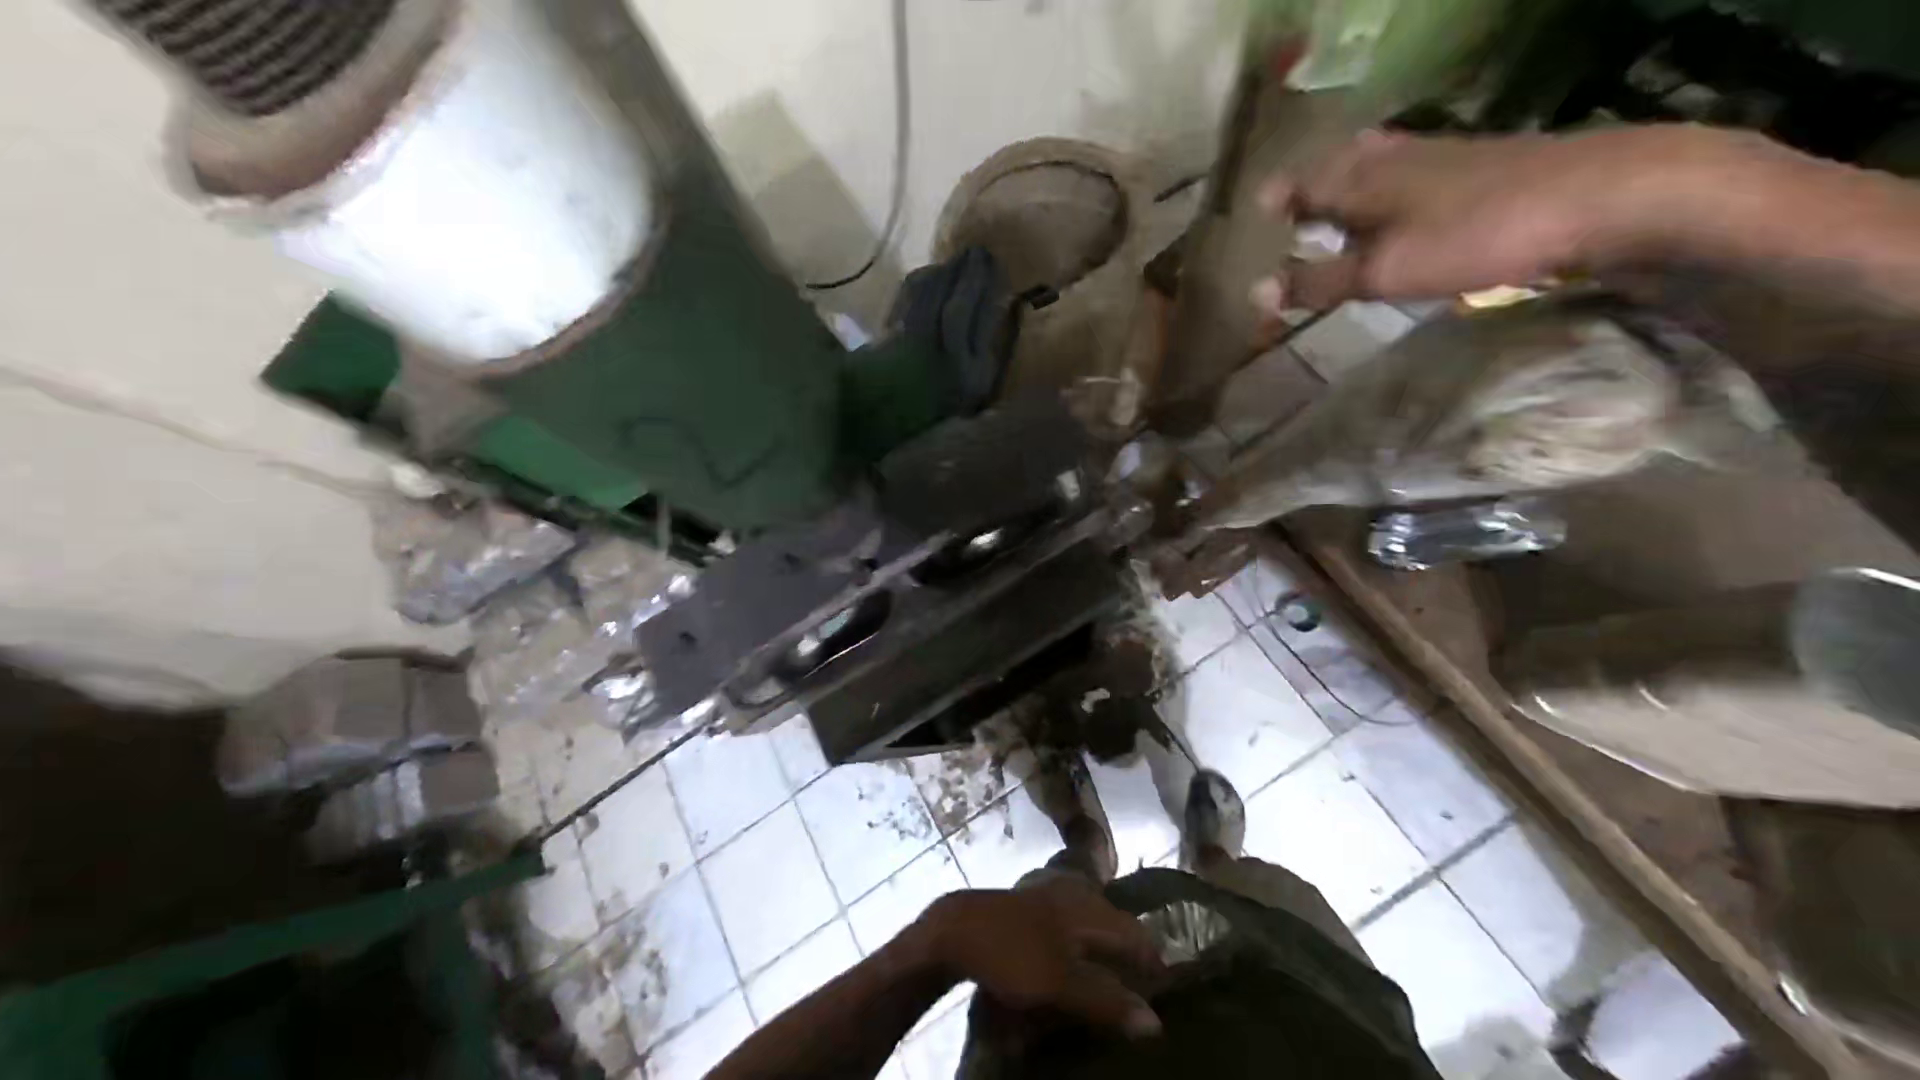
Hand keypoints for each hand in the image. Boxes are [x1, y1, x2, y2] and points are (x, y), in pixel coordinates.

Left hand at [914, 878, 1166, 1039]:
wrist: (955, 929)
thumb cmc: (1012, 953)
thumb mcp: (1061, 983)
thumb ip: (1108, 1000)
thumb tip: (1156, 1023)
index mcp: (1088, 908)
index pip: (1136, 933)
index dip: (1154, 961)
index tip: (1168, 990)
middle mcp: (1074, 895)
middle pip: (1114, 923)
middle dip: (1130, 951)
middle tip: (1144, 985)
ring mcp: (1049, 897)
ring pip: (1090, 921)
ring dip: (1104, 948)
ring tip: (1114, 977)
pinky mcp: (1029, 907)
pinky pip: (1068, 924)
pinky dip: (1080, 944)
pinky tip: (1074, 961)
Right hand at [1251, 124, 1775, 311]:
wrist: (1597, 196)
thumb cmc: (1471, 234)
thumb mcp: (1381, 270)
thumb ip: (1317, 281)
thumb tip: (1254, 293)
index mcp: (1359, 176)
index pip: (1298, 183)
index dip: (1274, 200)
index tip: (1255, 218)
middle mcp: (1391, 157)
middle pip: (1334, 167)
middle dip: (1308, 190)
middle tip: (1289, 216)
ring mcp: (1437, 155)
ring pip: (1373, 167)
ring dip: (1347, 189)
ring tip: (1335, 216)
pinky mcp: (1474, 166)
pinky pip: (1408, 174)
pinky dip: (1386, 193)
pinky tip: (1397, 213)